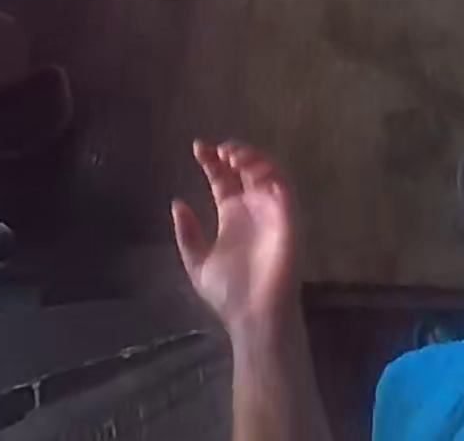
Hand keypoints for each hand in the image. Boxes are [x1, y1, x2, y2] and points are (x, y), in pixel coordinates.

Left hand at [172, 140, 298, 337]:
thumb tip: (177, 201)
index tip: (198, 147)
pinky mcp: (286, 215)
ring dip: (251, 157)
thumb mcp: (197, 263)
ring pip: (266, 169)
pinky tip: (251, 171)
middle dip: (233, 152)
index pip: (222, 178)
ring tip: (233, 156)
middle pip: (244, 167)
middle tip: (220, 149)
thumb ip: (187, 234)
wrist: (254, 316)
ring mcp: (270, 208)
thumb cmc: (229, 293)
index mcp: (231, 213)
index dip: (212, 161)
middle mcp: (251, 205)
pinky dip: (269, 172)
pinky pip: (282, 185)